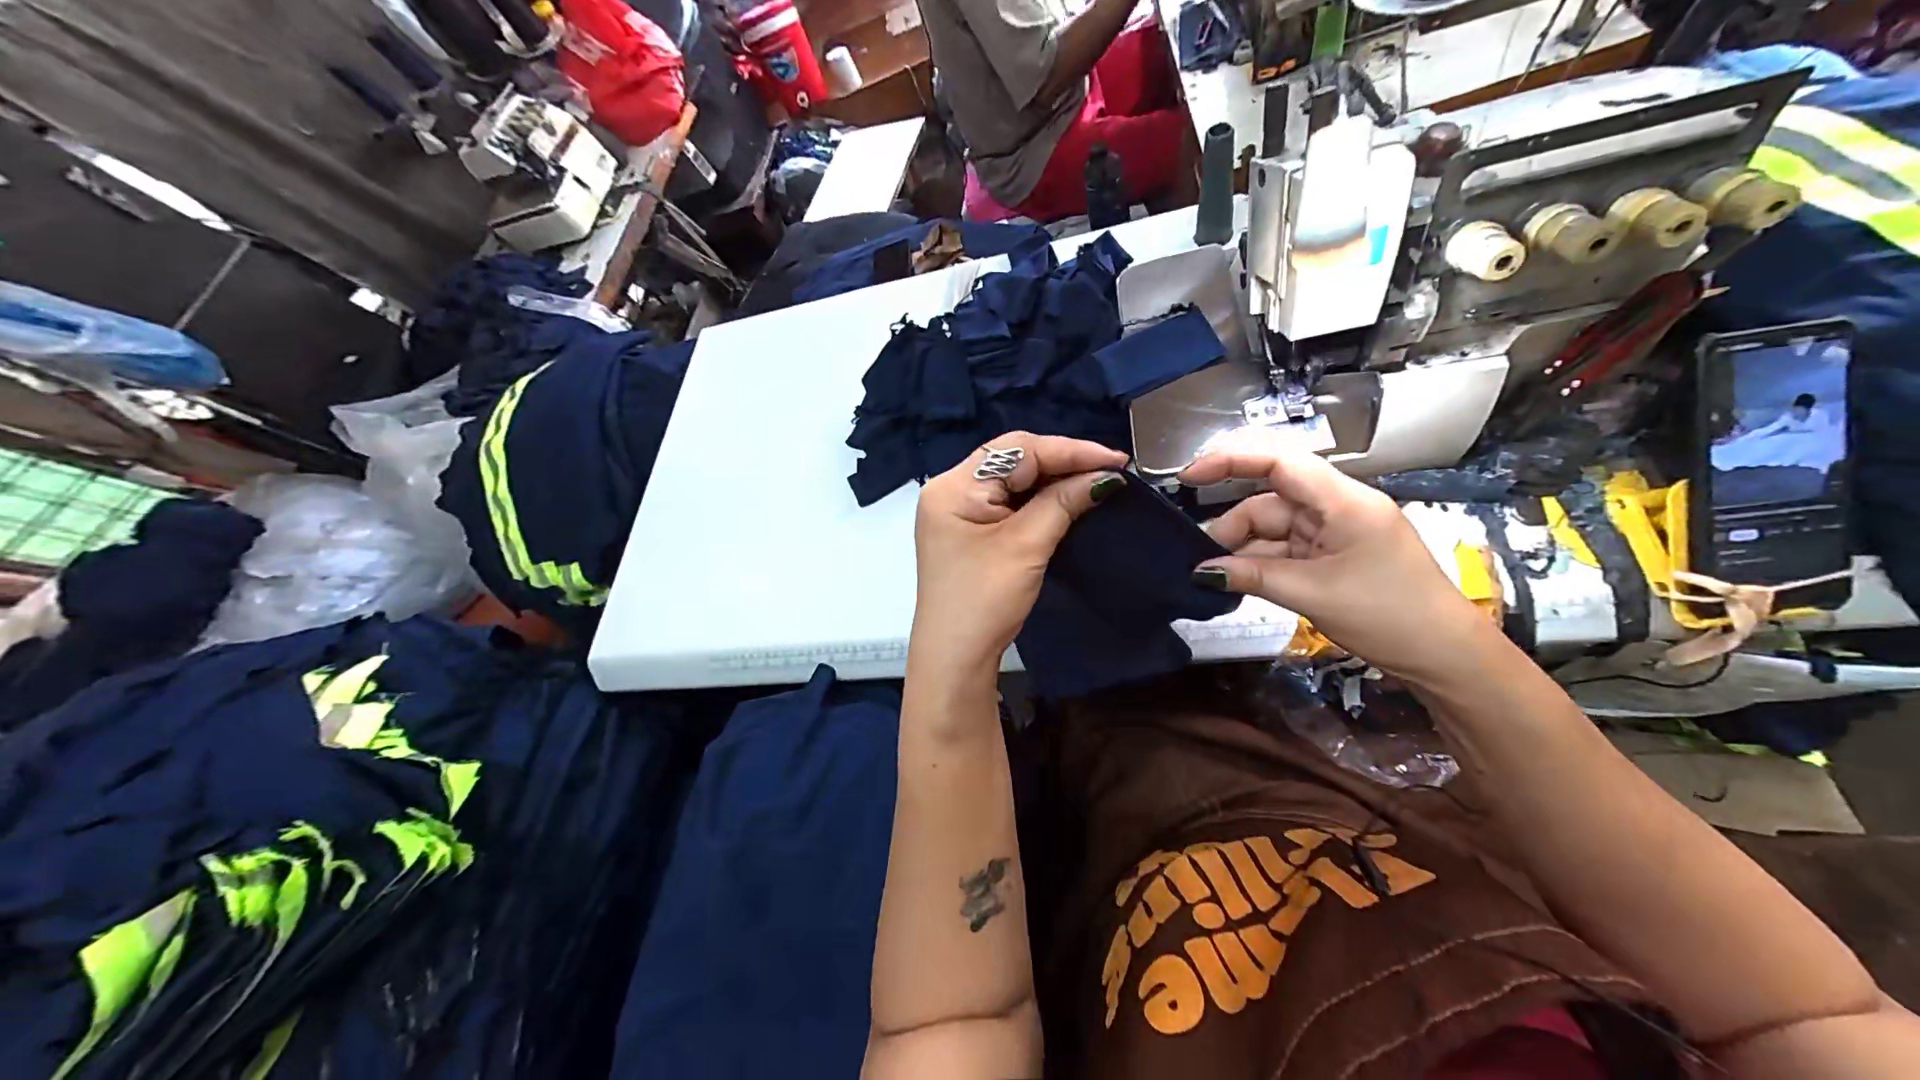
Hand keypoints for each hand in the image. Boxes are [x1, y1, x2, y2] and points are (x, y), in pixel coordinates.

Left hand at [911, 433, 1127, 674]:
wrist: (955, 658)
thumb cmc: (985, 601)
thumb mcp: (1026, 546)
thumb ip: (1062, 502)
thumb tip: (1104, 475)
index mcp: (953, 486)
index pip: (1016, 450)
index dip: (1069, 450)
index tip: (1115, 460)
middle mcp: (950, 489)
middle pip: (1013, 459)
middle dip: (1062, 461)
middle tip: (1110, 469)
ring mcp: (957, 509)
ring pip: (1013, 478)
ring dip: (1054, 479)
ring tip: (1097, 479)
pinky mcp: (968, 529)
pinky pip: (1008, 500)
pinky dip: (1039, 498)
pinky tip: (1069, 498)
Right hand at [1179, 449, 1488, 682]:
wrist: (1445, 657)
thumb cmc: (1388, 615)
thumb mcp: (1313, 594)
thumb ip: (1253, 576)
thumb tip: (1202, 572)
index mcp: (1343, 501)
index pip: (1280, 463)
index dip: (1231, 460)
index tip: (1189, 476)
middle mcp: (1337, 508)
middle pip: (1269, 501)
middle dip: (1232, 526)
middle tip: (1198, 559)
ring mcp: (1334, 533)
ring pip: (1272, 529)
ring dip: (1243, 551)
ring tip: (1214, 578)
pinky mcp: (1332, 557)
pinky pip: (1284, 551)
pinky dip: (1259, 565)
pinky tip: (1236, 582)